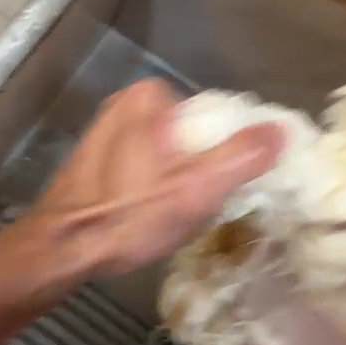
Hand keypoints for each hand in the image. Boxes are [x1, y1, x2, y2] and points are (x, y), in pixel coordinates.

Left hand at [5, 79, 284, 285]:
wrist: (62, 247)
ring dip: (176, 177)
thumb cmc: (129, 215)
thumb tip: (283, 129)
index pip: (209, 113)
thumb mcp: (196, 189)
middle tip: (200, 201)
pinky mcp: (95, 159)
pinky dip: (152, 184)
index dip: (224, 148)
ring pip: (165, 150)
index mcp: (146, 97)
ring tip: (175, 212)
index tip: (225, 181)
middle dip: (199, 164)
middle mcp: (123, 104)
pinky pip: (141, 163)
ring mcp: (105, 131)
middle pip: (187, 132)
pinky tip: (149, 214)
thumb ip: (241, 156)